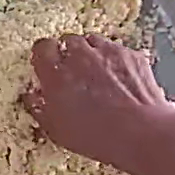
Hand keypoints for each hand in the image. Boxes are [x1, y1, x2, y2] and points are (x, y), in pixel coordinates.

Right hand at [23, 34, 174, 171]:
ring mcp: (106, 52)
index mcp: (55, 73)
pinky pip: (116, 49)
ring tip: (96, 72)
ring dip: (90, 52)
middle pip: (67, 40)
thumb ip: (38, 108)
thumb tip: (30, 97)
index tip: (46, 65)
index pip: (41, 47)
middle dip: (68, 52)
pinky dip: (114, 59)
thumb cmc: (95, 135)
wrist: (143, 133)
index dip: (43, 55)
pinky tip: (119, 78)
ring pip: (92, 41)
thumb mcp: (56, 130)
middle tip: (73, 71)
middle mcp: (79, 56)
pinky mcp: (131, 54)